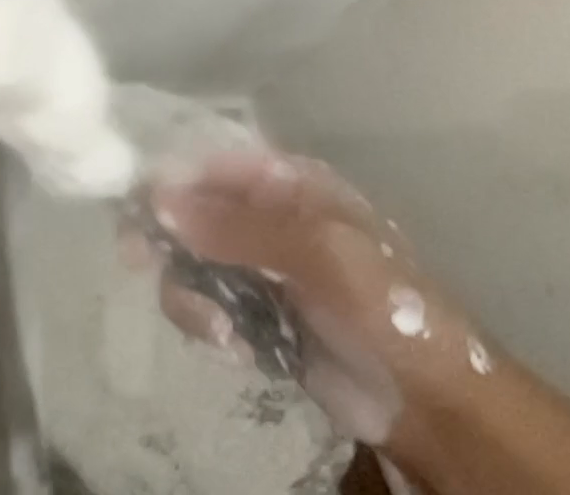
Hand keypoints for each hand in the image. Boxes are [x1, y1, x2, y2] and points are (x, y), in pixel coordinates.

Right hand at [127, 150, 483, 450]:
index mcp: (287, 187)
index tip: (135, 208)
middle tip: (138, 262)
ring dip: (186, 292)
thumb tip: (155, 201)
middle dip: (162, 238)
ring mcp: (252, 267)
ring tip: (219, 329)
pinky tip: (235, 347)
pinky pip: (198, 303)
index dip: (168, 179)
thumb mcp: (321, 255)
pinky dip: (204, 323)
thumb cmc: (390, 312)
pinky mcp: (246, 313)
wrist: (434, 406)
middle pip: (184, 209)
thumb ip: (236, 226)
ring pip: (182, 259)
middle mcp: (262, 218)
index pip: (209, 164)